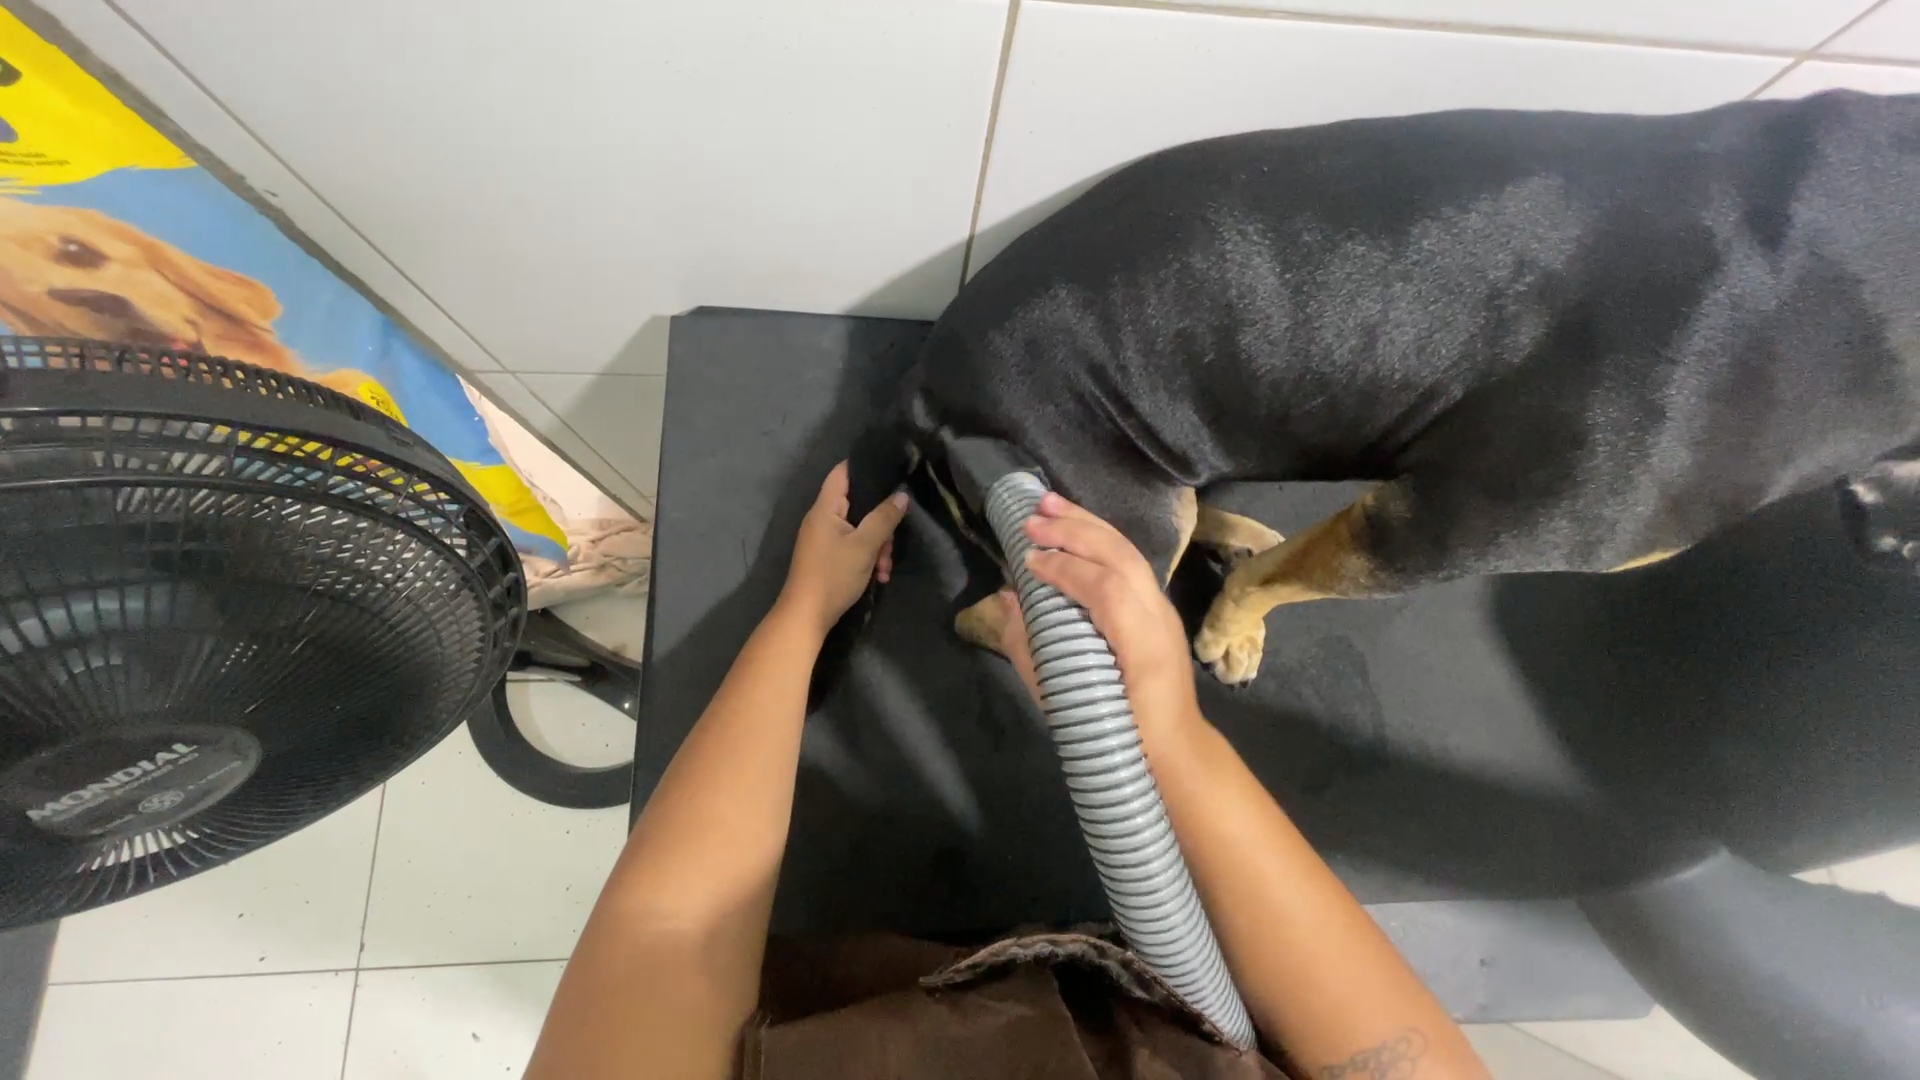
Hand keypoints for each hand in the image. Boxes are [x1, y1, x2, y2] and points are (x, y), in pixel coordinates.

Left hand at [777, 462, 908, 635]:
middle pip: (858, 504)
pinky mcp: (828, 556)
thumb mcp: (865, 546)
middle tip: (890, 543)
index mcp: (825, 508)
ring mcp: (824, 538)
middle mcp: (822, 519)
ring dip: (877, 546)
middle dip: (880, 523)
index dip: (864, 466)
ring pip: (859, 529)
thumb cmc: (833, 575)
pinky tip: (878, 576)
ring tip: (884, 569)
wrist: (806, 617)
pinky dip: (867, 557)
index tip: (890, 470)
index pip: (842, 472)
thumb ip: (884, 518)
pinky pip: (853, 546)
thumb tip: (901, 496)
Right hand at [995, 492, 1203, 744]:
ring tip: (1049, 503)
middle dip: (1074, 531)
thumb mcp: (1065, 702)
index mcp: (1142, 645)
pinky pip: (1129, 561)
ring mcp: (1162, 609)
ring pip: (1128, 551)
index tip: (1026, 559)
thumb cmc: (1116, 735)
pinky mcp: (1157, 606)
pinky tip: (1076, 528)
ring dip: (1087, 524)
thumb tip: (1011, 599)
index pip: (1106, 589)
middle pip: (1120, 556)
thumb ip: (1031, 650)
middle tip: (1031, 518)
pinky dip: (1100, 538)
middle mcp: (1158, 617)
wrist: (1173, 747)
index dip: (1065, 568)